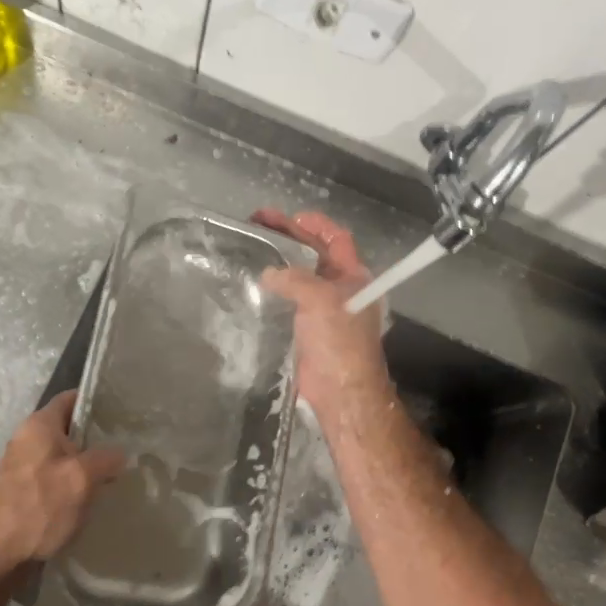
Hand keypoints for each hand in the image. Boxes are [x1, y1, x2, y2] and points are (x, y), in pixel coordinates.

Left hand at [0, 390, 123, 575]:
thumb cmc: (39, 506)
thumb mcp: (81, 479)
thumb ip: (105, 458)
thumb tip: (119, 453)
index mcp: (39, 424)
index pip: (71, 398)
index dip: (96, 399)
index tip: (122, 409)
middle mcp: (27, 438)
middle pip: (68, 427)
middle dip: (95, 436)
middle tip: (126, 445)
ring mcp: (22, 465)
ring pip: (62, 454)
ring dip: (84, 463)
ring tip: (115, 472)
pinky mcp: (21, 490)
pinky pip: (53, 476)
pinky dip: (71, 482)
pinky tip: (90, 497)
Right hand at [253, 208, 393, 420]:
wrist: (340, 390)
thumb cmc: (339, 340)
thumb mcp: (320, 299)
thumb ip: (294, 279)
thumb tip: (268, 273)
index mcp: (354, 276)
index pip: (336, 239)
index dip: (315, 224)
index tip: (289, 216)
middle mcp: (341, 289)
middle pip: (314, 253)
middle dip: (289, 237)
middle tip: (257, 223)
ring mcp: (324, 309)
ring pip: (300, 275)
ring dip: (279, 260)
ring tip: (251, 247)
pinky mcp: (308, 327)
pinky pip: (289, 299)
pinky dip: (274, 287)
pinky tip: (255, 282)